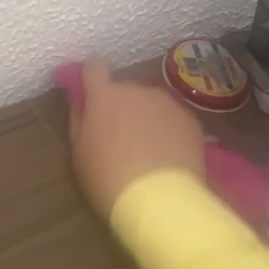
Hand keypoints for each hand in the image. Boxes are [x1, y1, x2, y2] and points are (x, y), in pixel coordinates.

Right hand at [69, 59, 205, 214]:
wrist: (160, 201)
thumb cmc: (108, 178)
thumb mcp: (79, 153)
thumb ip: (79, 120)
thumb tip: (82, 102)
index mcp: (104, 95)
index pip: (94, 67)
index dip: (92, 77)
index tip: (92, 94)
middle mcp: (136, 90)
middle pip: (125, 89)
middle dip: (122, 106)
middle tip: (122, 136)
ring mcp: (166, 102)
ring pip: (151, 103)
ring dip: (147, 117)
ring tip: (150, 149)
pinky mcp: (190, 119)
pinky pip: (174, 118)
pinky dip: (170, 130)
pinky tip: (169, 156)